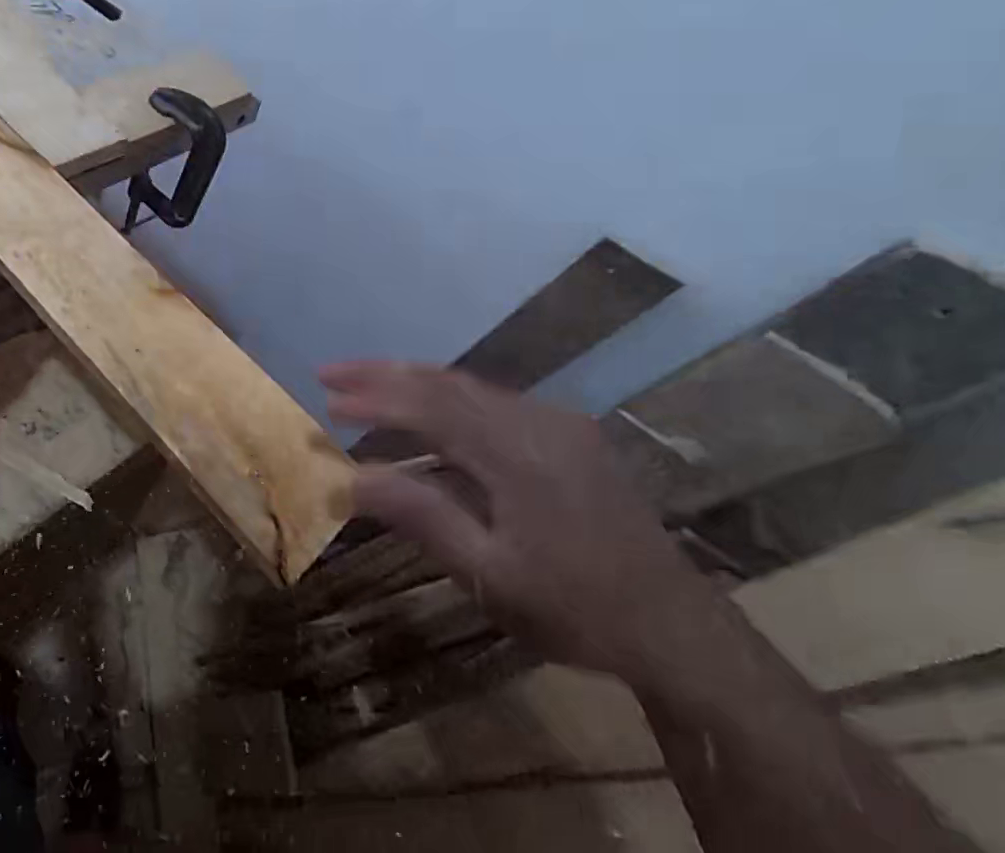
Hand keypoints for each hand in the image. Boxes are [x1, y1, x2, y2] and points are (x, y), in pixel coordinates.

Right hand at [320, 362, 723, 681]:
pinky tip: (429, 413)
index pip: (431, 407)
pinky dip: (448, 400)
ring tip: (366, 386)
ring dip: (415, 383)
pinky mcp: (570, 439)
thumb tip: (354, 477)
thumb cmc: (576, 609)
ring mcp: (559, 427)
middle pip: (449, 384)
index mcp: (518, 454)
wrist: (678, 630)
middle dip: (385, 375)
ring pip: (472, 389)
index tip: (326, 398)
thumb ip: (423, 517)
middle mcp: (538, 423)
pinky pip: (495, 404)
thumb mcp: (489, 574)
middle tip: (331, 373)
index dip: (375, 398)